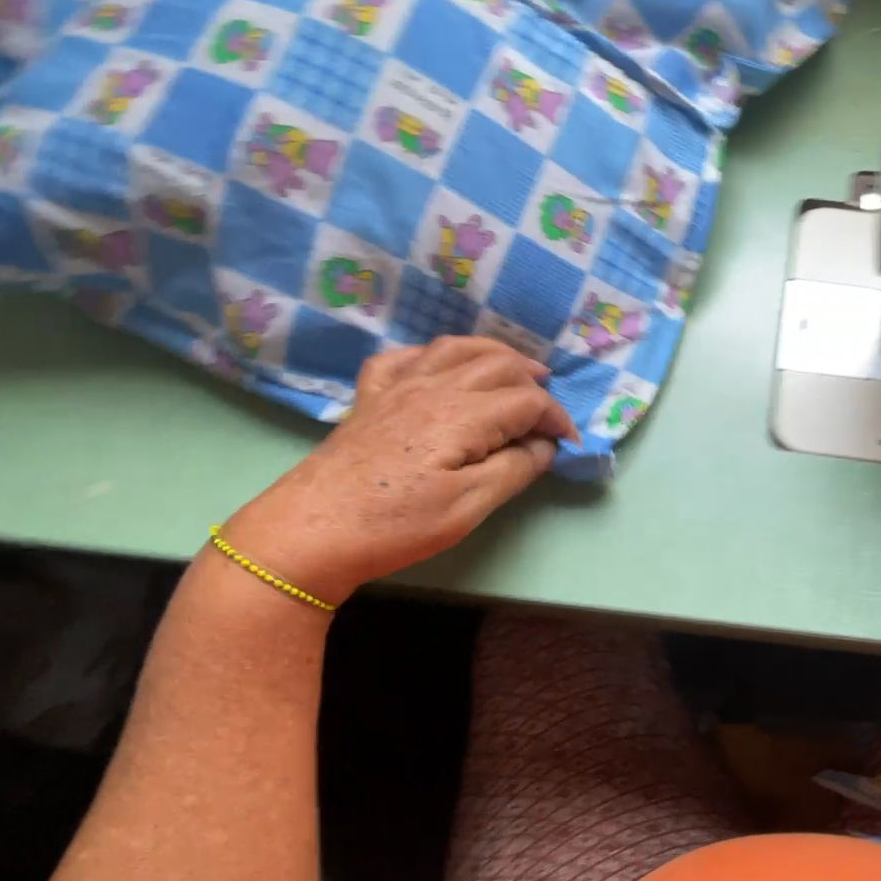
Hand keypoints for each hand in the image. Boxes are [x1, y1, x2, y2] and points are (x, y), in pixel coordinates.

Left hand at [220, 337, 577, 604]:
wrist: (311, 531)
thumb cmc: (397, 523)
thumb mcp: (470, 506)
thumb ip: (516, 469)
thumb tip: (545, 446)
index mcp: (462, 414)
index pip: (528, 401)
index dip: (557, 419)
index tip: (569, 446)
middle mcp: (433, 388)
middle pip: (498, 364)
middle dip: (533, 382)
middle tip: (550, 410)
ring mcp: (397, 388)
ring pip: (455, 348)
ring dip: (493, 354)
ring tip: (517, 368)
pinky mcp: (370, 399)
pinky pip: (405, 358)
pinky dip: (435, 355)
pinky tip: (443, 367)